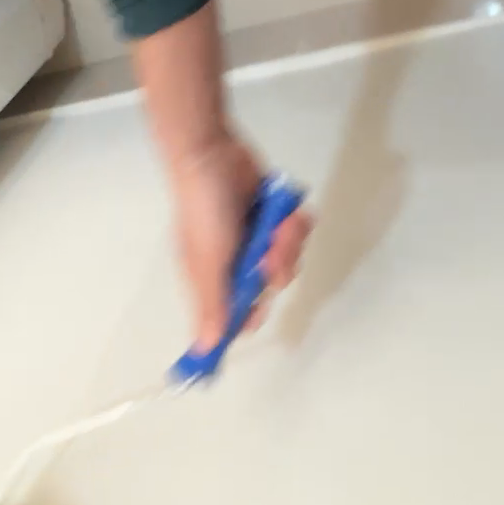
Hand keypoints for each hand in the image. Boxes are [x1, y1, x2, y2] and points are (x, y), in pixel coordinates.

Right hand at [169, 135, 312, 350]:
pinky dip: (296, 223)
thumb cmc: (204, 210)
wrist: (214, 154)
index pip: (237, 312)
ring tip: (279, 226)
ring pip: (290, 257)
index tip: (260, 306)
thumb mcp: (207, 260)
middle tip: (270, 253)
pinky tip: (288, 212)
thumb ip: (211, 304)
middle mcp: (238, 260)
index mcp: (216, 276)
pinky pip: (298, 232)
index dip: (251, 313)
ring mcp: (259, 236)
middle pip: (271, 285)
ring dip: (290, 243)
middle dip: (277, 269)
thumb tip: (205, 350)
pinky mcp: (276, 214)